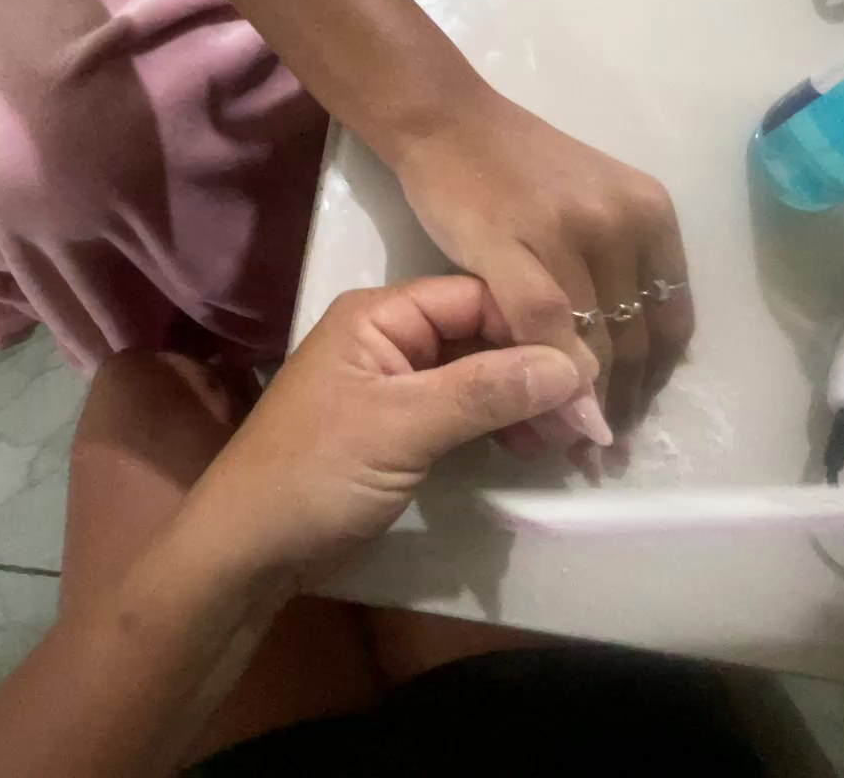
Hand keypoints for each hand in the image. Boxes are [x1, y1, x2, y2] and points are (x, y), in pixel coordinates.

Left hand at [176, 277, 581, 580]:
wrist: (253, 547)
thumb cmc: (314, 472)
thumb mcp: (400, 426)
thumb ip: (484, 391)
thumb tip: (572, 367)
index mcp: (381, 314)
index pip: (477, 297)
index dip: (535, 330)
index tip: (591, 373)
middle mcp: (393, 336)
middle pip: (484, 336)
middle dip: (537, 372)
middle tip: (588, 420)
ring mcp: (400, 381)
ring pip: (481, 375)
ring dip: (525, 401)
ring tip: (568, 440)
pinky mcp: (407, 424)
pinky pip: (467, 409)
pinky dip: (502, 424)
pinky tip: (533, 445)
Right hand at [391, 94, 691, 451]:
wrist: (445, 121)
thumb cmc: (510, 165)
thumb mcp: (583, 209)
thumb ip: (609, 271)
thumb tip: (613, 354)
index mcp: (650, 213)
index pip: (673, 319)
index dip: (656, 382)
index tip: (632, 417)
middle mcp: (623, 221)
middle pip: (638, 338)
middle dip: (625, 405)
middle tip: (605, 450)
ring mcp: (569, 230)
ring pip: (596, 342)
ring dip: (590, 405)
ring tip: (577, 445)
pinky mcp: (512, 242)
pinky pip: (545, 326)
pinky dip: (552, 377)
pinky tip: (548, 415)